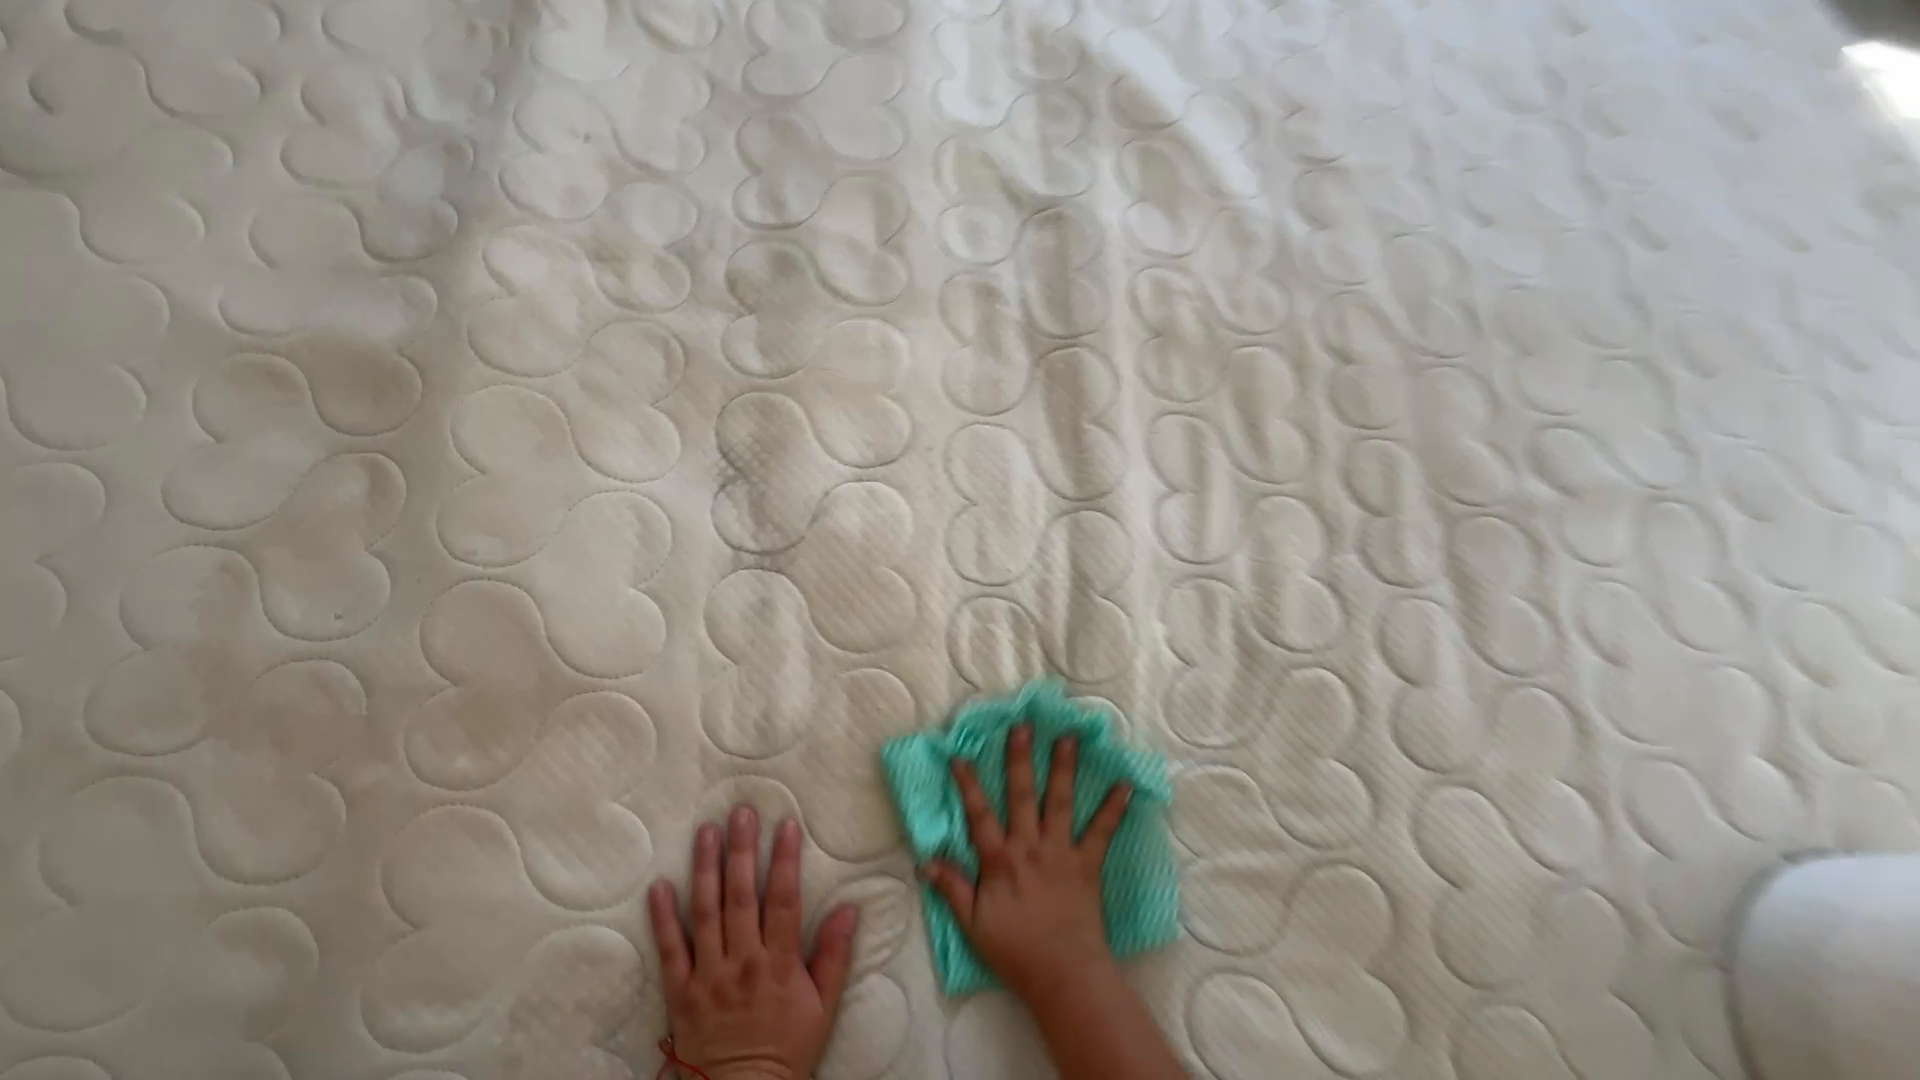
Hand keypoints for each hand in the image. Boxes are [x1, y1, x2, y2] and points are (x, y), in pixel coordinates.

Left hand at [649, 805, 860, 1079]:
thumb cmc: (788, 1049)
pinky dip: (662, 918)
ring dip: (706, 869)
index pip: (784, 900)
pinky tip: (659, 886)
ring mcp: (709, 975)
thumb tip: (850, 908)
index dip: (785, 860)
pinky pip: (670, 949)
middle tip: (741, 812)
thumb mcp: (824, 1006)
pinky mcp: (681, 992)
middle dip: (743, 850)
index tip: (785, 825)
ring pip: (706, 913)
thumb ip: (835, 955)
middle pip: (742, 896)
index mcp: (780, 963)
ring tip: (706, 832)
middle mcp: (743, 962)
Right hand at [920, 723, 1131, 1003]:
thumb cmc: (1015, 952)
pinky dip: (1113, 809)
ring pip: (1060, 803)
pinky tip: (1125, 785)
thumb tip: (926, 860)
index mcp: (999, 861)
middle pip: (1021, 796)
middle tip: (1024, 726)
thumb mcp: (973, 924)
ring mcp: (1061, 853)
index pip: (979, 815)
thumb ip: (952, 888)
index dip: (968, 785)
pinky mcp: (1088, 865)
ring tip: (1069, 738)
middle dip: (1020, 759)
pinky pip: (1102, 832)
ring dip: (1064, 769)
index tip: (961, 756)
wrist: (1063, 975)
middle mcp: (1029, 847)